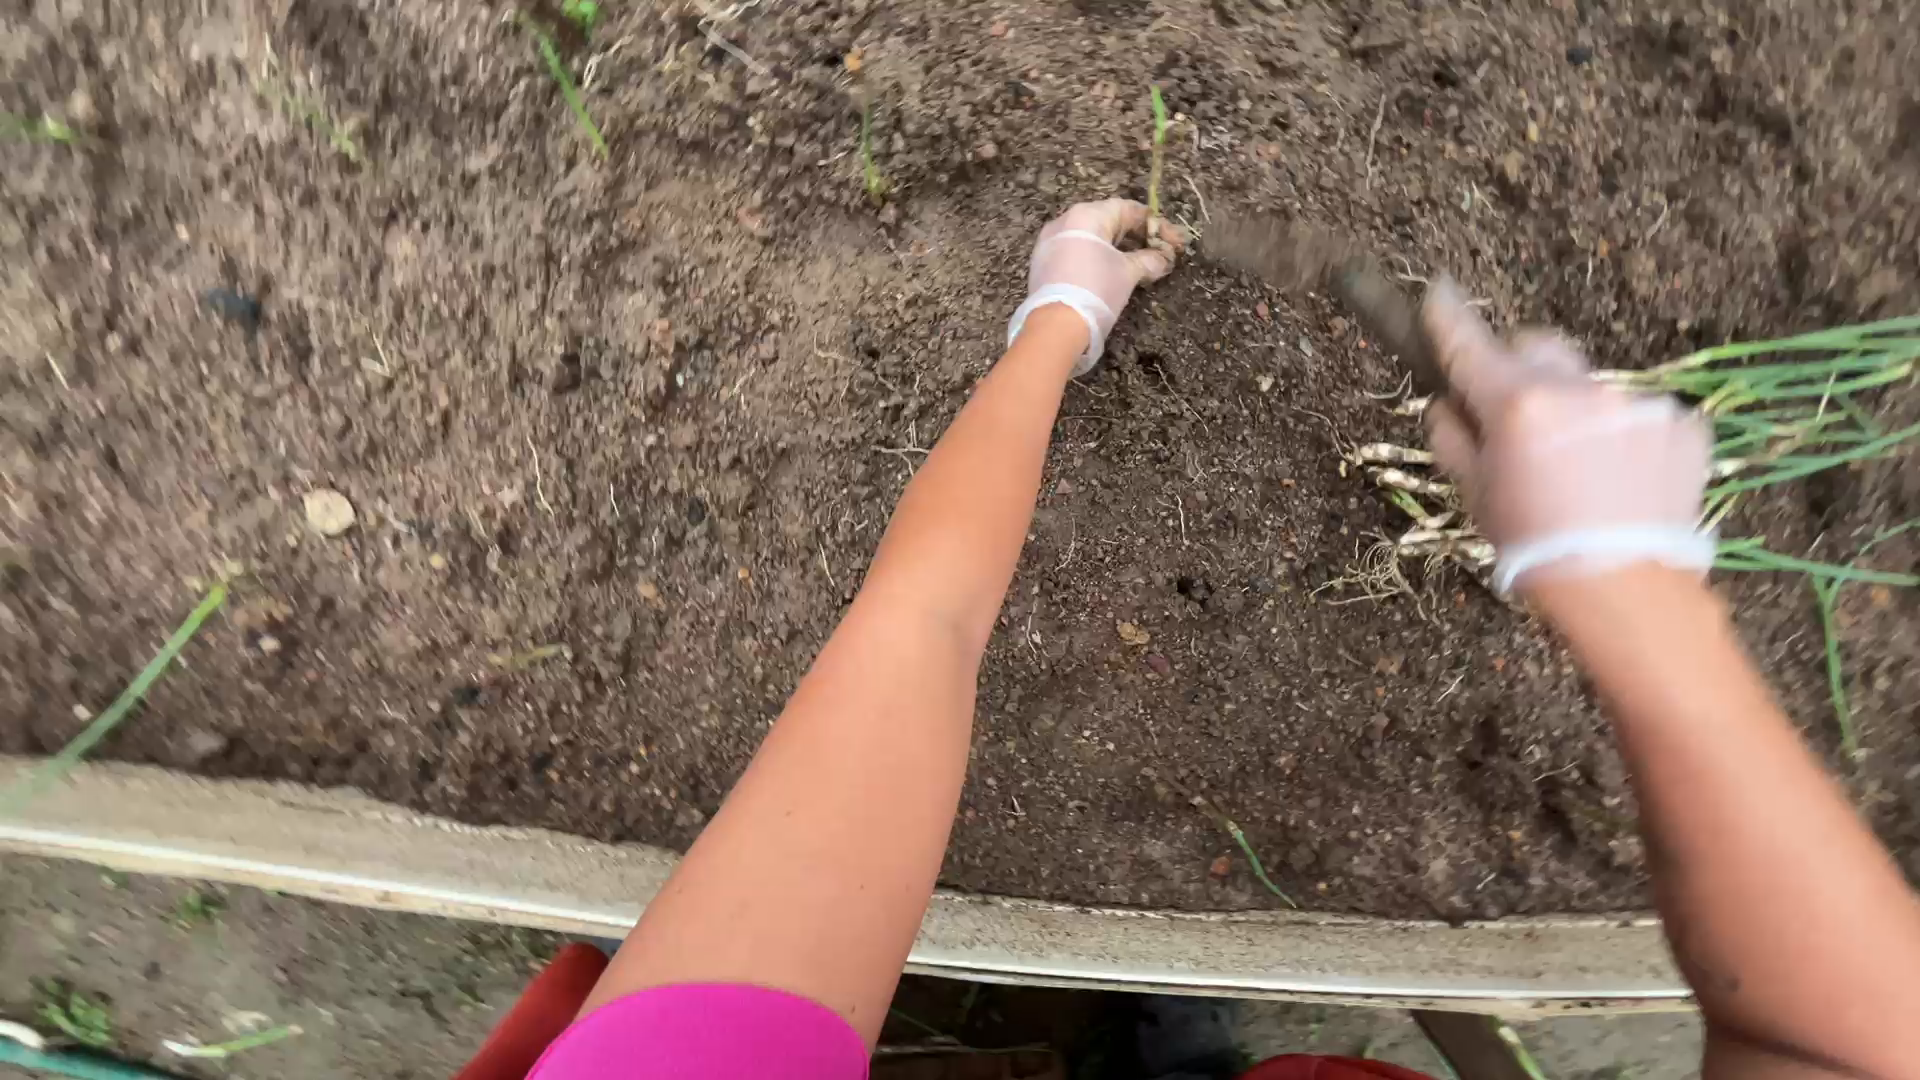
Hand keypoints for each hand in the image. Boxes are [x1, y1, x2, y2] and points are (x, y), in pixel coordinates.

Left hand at [1006, 199, 1185, 374]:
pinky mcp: (1042, 265)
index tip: (1172, 242)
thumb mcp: (1128, 273)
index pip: (1127, 210)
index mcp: (1087, 215)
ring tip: (1137, 266)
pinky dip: (1095, 260)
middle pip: (1107, 222)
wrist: (1055, 327)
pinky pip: (1075, 253)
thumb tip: (1164, 259)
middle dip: (1135, 238)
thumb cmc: (1096, 291)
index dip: (1154, 225)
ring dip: (1115, 250)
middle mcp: (1064, 222)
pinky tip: (1109, 274)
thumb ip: (1149, 260)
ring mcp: (1049, 243)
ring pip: (1090, 239)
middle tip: (1157, 253)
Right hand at [1422, 281, 1715, 594]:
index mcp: (1517, 405)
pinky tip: (1608, 473)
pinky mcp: (1679, 422)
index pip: (1472, 346)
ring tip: (1565, 459)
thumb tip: (1448, 404)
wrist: (1619, 581)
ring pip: (1584, 381)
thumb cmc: (1527, 537)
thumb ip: (1451, 435)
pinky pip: (1629, 409)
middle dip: (1515, 366)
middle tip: (1505, 409)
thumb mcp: (1469, 488)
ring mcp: (1635, 402)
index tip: (1438, 288)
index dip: (1449, 317)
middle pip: (1537, 346)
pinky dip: (1609, 429)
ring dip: (1564, 403)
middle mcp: (1578, 390)